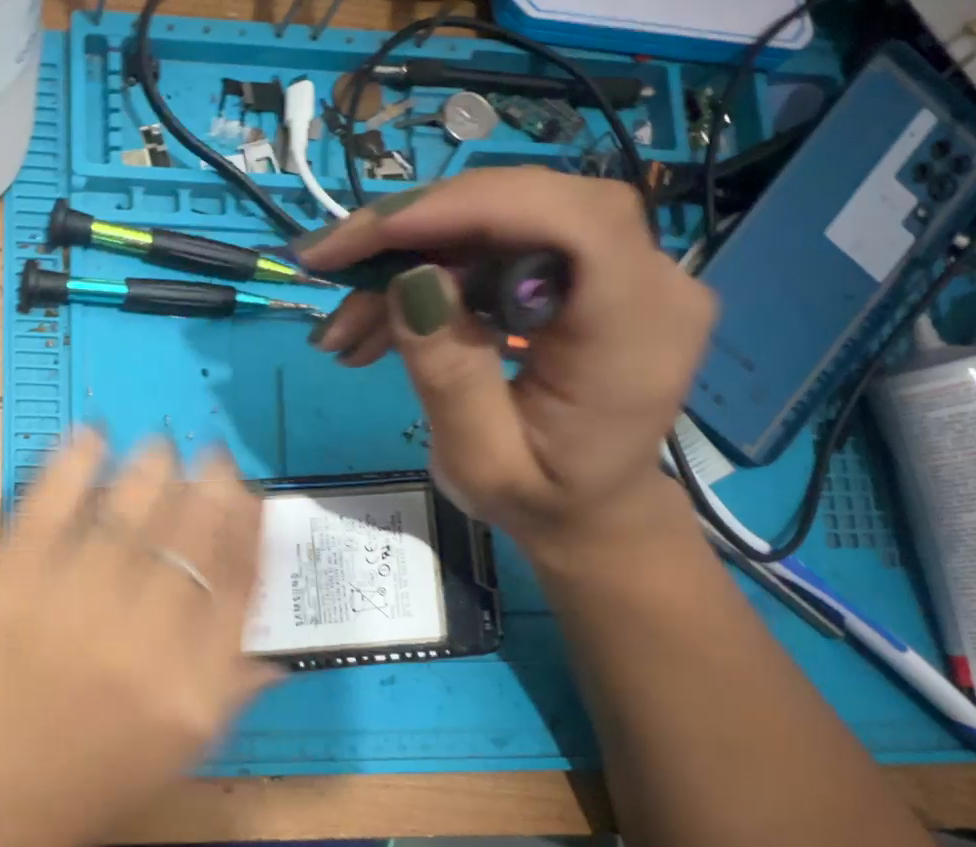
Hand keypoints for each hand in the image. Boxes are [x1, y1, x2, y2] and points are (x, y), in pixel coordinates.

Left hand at [0, 432, 275, 846]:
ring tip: (162, 446)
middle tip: (212, 457)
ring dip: (152, 469)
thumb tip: (269, 645)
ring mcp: (73, 598)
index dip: (249, 529)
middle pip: (192, 535)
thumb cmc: (78, 791)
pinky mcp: (10, 577)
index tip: (250, 498)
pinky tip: (94, 437)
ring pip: (129, 511)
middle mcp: (142, 633)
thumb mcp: (172, 760)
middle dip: (209, 486)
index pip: (240, 583)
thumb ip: (226, 695)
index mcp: (191, 684)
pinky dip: (74, 464)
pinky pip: (51, 504)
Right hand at [296, 168, 717, 551]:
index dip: (465, 210)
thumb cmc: (539, 497)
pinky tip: (377, 321)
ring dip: (410, 260)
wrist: (588, 511)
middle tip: (328, 262)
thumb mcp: (481, 460)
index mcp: (635, 330)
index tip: (366, 238)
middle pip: (529, 206)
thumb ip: (451, 374)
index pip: (569, 223)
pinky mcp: (581, 276)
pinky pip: (500, 248)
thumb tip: (410, 280)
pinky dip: (431, 275)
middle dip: (418, 225)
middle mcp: (647, 280)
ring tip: (342, 327)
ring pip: (502, 224)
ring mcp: (617, 271)